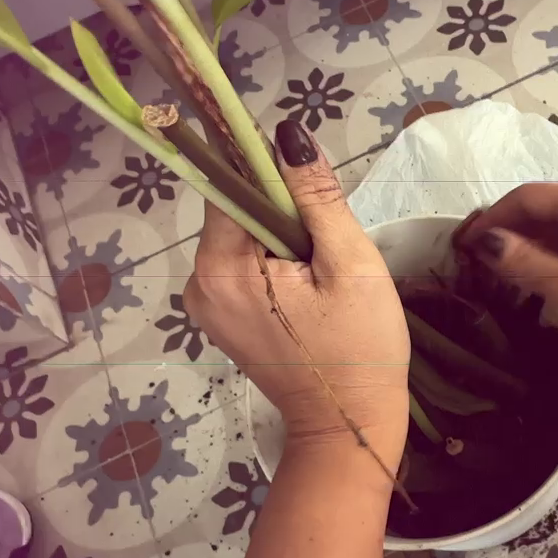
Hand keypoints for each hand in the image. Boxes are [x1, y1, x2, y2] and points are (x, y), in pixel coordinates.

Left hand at [186, 123, 408, 465]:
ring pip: (244, 238)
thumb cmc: (360, 347)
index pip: (230, 184)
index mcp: (221, 267)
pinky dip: (277, 265)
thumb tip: (287, 133)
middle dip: (285, 214)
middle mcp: (198, 283)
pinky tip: (309, 292)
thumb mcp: (349, 265)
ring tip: (324, 275)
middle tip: (331, 249)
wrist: (348, 423)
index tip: (311, 185)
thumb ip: (317, 198)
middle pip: (237, 211)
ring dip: (284, 239)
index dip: (270, 171)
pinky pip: (246, 268)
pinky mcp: (223, 319)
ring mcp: (207, 305)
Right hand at [454, 183, 557, 363]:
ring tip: (501, 283)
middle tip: (475, 267)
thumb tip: (485, 243)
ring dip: (529, 254)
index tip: (460, 245)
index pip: (525, 197)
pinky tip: (542, 291)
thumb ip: (524, 263)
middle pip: (542, 212)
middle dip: (507, 236)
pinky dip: (553, 265)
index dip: (489, 219)